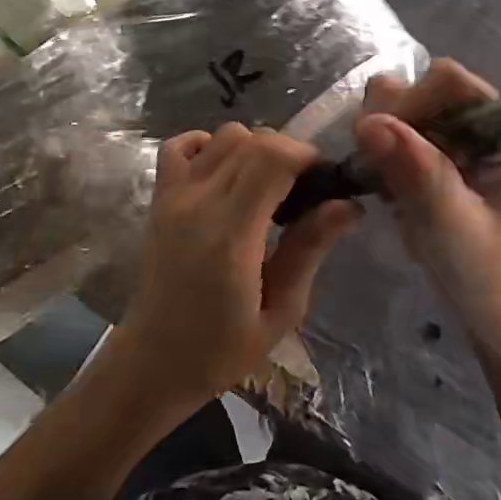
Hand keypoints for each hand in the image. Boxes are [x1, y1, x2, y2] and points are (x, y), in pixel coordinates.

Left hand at [112, 124, 359, 409]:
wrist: (153, 364)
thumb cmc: (221, 349)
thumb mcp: (281, 311)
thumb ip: (310, 248)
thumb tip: (348, 204)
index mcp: (231, 234)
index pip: (273, 157)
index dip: (307, 156)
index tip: (325, 181)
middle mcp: (199, 203)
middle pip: (253, 140)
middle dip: (289, 152)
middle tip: (304, 189)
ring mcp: (173, 197)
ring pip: (224, 136)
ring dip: (255, 148)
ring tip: (269, 186)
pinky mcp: (159, 199)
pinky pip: (181, 146)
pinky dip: (209, 146)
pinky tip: (227, 175)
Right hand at [354, 60, 500, 323]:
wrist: (481, 300)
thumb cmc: (481, 265)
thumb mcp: (452, 221)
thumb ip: (418, 172)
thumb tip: (369, 124)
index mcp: (499, 129)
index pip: (450, 81)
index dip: (414, 99)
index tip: (388, 138)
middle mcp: (473, 122)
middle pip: (418, 86)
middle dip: (390, 118)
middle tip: (380, 164)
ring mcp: (446, 135)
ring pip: (396, 104)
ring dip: (379, 134)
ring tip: (383, 178)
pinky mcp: (423, 151)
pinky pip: (386, 130)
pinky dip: (375, 151)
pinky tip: (383, 185)